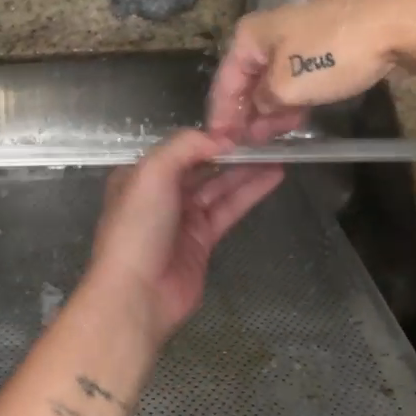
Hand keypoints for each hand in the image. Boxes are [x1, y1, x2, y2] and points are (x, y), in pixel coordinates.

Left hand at [84, 131, 283, 343]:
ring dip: (246, 170)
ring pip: (219, 186)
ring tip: (278, 151)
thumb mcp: (152, 173)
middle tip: (267, 134)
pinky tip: (273, 176)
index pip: (179, 147)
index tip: (241, 123)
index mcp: (140, 174)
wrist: (137, 292)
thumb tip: (221, 138)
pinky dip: (249, 192)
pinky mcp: (202, 240)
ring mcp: (182, 218)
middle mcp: (160, 193)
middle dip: (231, 152)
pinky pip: (229, 209)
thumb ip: (185, 147)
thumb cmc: (137, 227)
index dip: (209, 135)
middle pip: (201, 165)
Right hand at [207, 0, 415, 141]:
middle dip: (246, 115)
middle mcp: (268, 31)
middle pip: (248, 79)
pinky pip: (298, 75)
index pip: (225, 82)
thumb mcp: (287, 87)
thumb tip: (261, 109)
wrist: (395, 25)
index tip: (220, 146)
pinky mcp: (324, 43)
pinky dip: (292, 98)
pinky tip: (295, 118)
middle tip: (246, 148)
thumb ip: (263, 103)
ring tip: (270, 140)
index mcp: (249, 35)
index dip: (221, 117)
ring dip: (270, 110)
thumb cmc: (331, 55)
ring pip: (274, 79)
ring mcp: (298, 36)